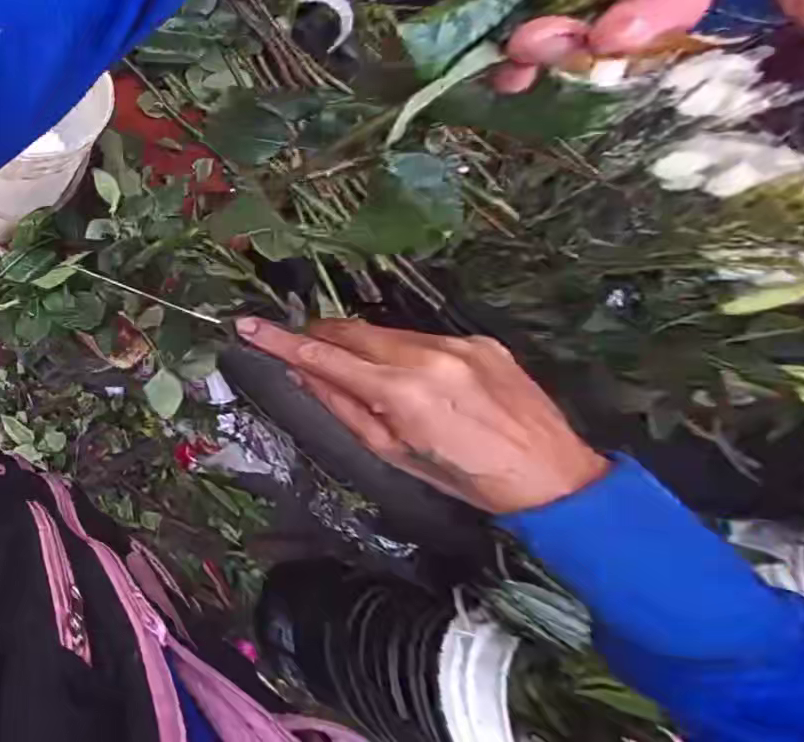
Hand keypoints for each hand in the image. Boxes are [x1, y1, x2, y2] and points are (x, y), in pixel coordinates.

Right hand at [235, 316, 607, 513]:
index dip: (281, 341)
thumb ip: (343, 407)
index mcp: (402, 393)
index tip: (248, 325)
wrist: (554, 477)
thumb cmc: (464, 478)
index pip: (324, 357)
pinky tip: (419, 378)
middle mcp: (426, 356)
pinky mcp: (478, 338)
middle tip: (303, 347)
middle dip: (320, 335)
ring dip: (362, 345)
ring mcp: (456, 342)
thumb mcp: (394, 454)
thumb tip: (302, 372)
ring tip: (369, 375)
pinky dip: (402, 351)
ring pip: (383, 331)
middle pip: (349, 331)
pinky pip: (420, 336)